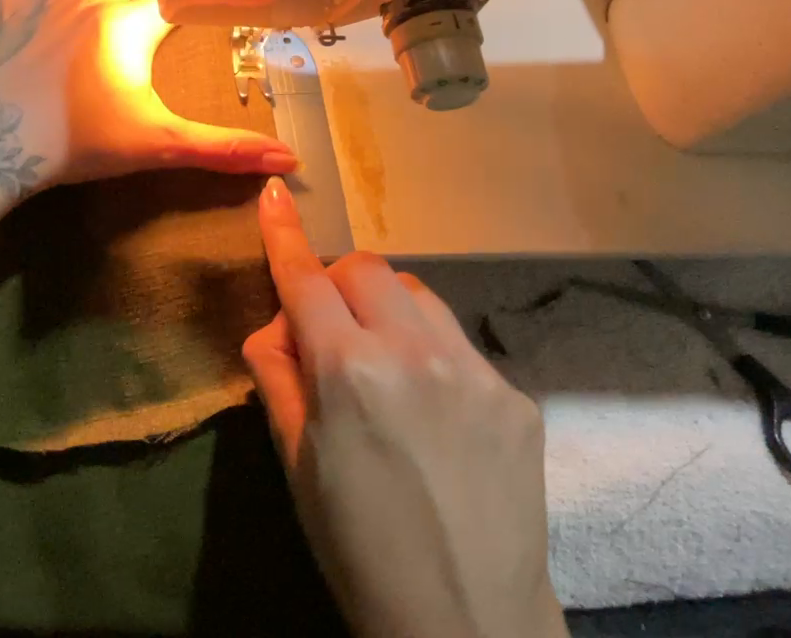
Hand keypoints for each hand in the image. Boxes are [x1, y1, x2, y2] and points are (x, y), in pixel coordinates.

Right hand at [242, 178, 566, 637]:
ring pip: (417, 294)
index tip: (274, 194)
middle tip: (326, 330)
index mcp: (347, 371)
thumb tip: (277, 324)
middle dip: (336, 281)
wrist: (466, 622)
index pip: (304, 280)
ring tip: (380, 364)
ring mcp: (474, 372)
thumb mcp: (292, 459)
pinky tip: (429, 408)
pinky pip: (458, 342)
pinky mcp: (516, 396)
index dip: (283, 235)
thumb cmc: (354, 543)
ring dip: (385, 308)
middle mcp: (414, 353)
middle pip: (366, 269)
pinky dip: (428, 350)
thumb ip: (277, 375)